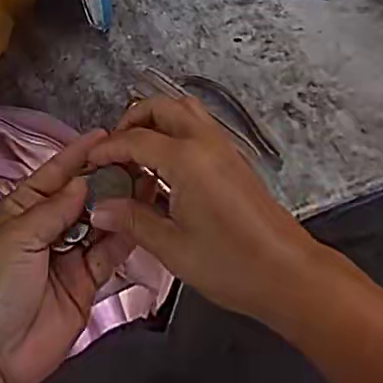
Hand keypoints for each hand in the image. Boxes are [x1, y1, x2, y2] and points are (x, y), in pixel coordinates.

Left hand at [0, 129, 137, 382]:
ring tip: (143, 184)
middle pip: (81, 195)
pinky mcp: (86, 280)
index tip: (102, 136)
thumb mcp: (18, 237)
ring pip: (99, 221)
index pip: (54, 173)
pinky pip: (109, 252)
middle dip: (104, 178)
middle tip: (132, 160)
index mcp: (23, 207)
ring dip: (118, 204)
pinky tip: (138, 219)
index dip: (78, 154)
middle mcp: (47, 225)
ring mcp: (68, 253)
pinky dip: (123, 237)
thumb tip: (82, 182)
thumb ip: (54, 209)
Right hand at [86, 96, 330, 320]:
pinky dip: (174, 131)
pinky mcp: (234, 158)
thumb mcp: (173, 248)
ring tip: (138, 153)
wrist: (291, 276)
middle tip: (114, 150)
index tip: (90, 161)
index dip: (107, 148)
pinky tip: (166, 169)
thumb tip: (100, 209)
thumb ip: (132, 220)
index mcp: (186, 158)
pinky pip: (197, 126)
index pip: (134, 139)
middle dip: (130, 121)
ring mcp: (223, 146)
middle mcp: (204, 142)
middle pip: (158, 107)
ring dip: (155, 120)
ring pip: (181, 109)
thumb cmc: (235, 265)